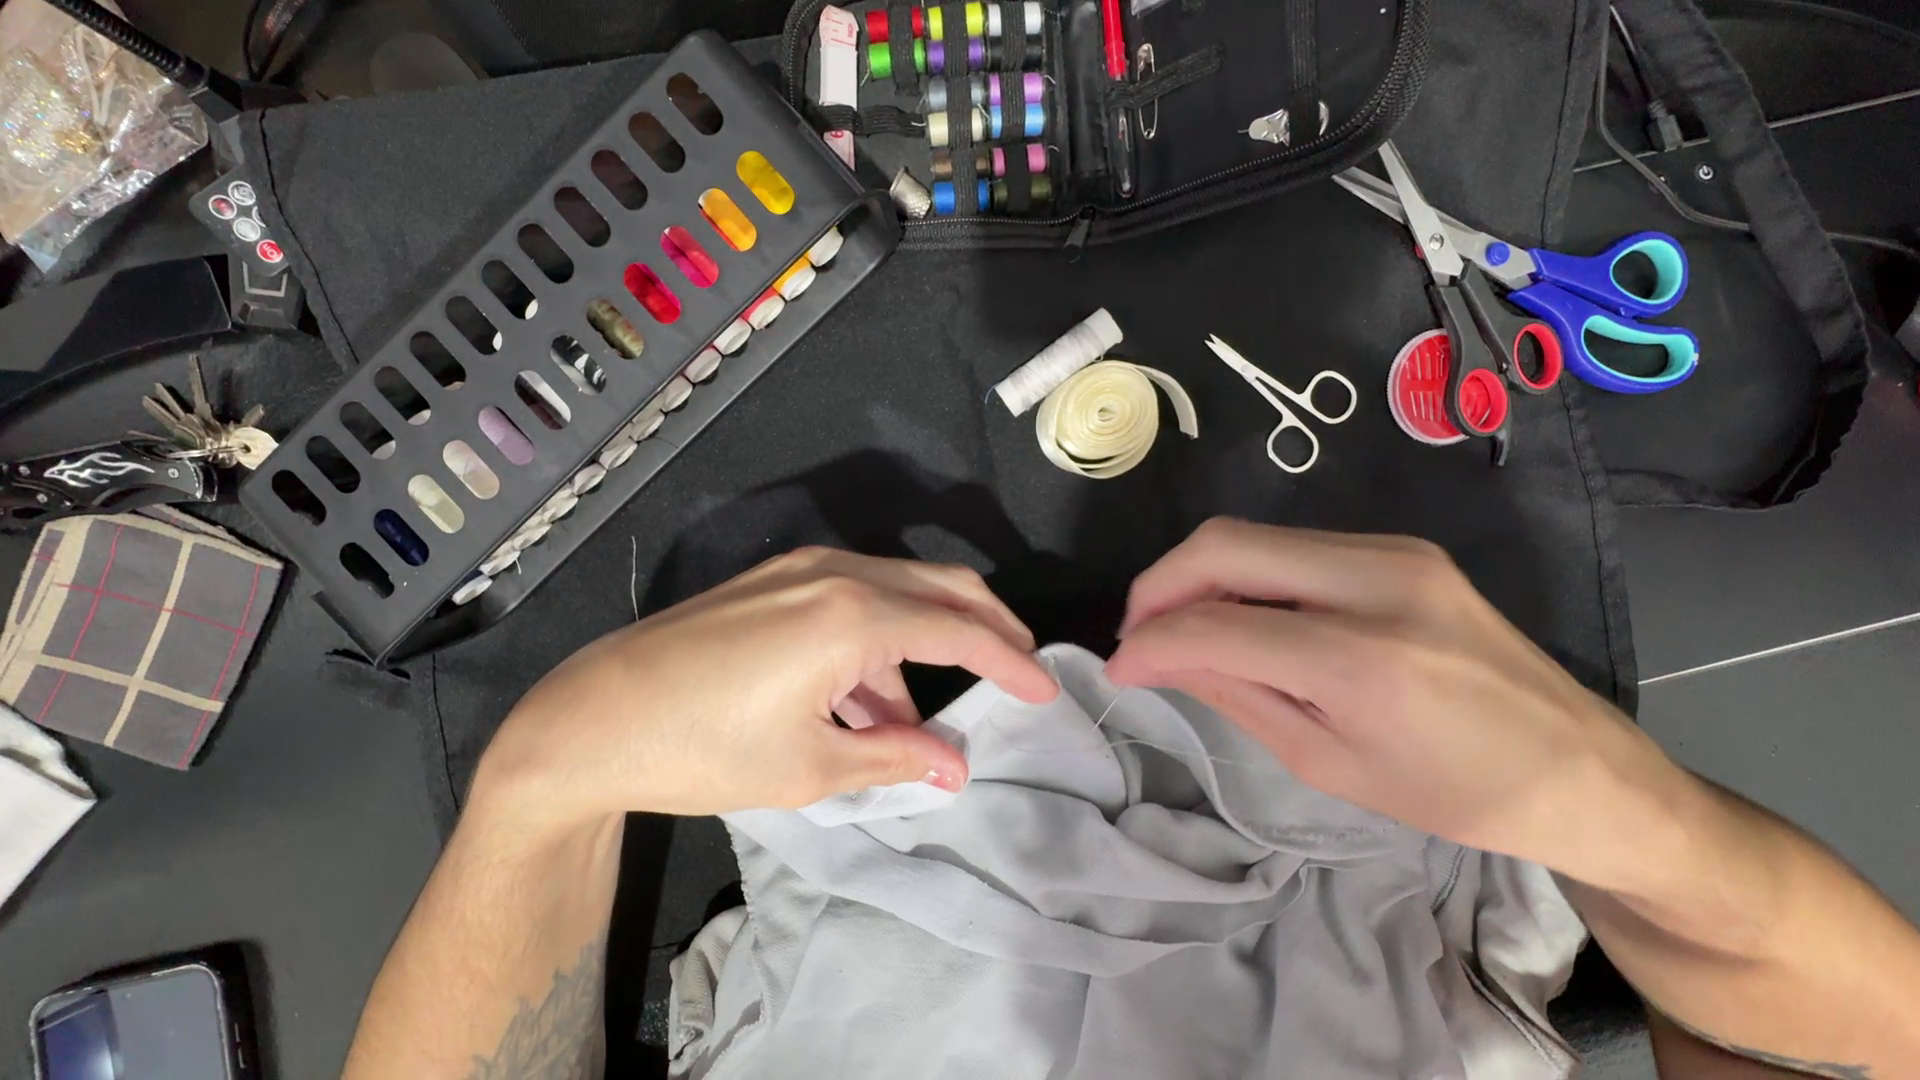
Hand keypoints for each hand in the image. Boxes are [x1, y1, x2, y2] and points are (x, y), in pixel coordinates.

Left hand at [475, 548, 1057, 824]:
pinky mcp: (775, 579)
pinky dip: (879, 636)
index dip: (1012, 662)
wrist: (593, 718)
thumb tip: (956, 768)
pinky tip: (863, 693)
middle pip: (943, 586)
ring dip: (925, 640)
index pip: (960, 631)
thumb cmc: (705, 749)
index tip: (1045, 691)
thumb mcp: (811, 766)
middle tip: (1017, 669)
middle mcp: (837, 572)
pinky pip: (854, 595)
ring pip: (899, 588)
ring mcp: (802, 568)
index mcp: (854, 615)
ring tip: (915, 717)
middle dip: (988, 626)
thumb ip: (895, 759)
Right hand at [1104, 518, 1686, 892]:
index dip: (1148, 643)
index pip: (1216, 625)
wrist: (1586, 771)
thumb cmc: (1456, 795)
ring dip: (1198, 576)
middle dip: (1159, 586)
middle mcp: (1378, 579)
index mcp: (1364, 658)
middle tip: (1138, 634)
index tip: (1116, 667)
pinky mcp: (1403, 547)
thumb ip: (1235, 694)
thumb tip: (1156, 658)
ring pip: (1253, 535)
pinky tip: (1240, 617)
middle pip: (1223, 544)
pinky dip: (1245, 576)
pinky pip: (1292, 545)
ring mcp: (1396, 552)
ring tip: (1182, 630)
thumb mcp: (1328, 764)